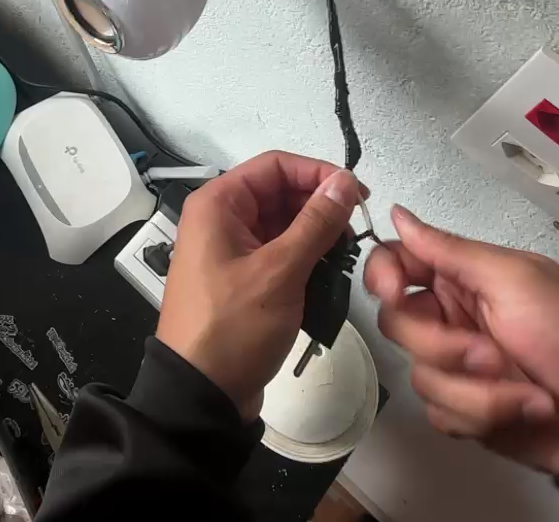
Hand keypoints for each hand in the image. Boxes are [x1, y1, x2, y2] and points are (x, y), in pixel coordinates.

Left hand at [157, 151, 363, 417]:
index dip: (318, 173)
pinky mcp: (242, 276)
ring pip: (283, 223)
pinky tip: (328, 274)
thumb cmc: (233, 326)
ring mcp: (230, 248)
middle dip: (319, 206)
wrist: (201, 394)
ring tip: (346, 256)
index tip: (357, 193)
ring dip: (315, 234)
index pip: (275, 165)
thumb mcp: (279, 271)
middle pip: (280, 193)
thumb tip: (344, 181)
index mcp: (218, 203)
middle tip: (356, 230)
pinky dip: (304, 258)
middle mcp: (221, 217)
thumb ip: (315, 223)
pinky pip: (278, 251)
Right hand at [364, 206, 558, 473]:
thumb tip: (395, 211)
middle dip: (445, 347)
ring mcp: (455, 365)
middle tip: (492, 355)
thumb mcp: (516, 280)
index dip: (382, 276)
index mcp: (460, 276)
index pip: (394, 261)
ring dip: (475, 391)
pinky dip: (480, 416)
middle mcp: (449, 315)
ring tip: (525, 392)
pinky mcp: (465, 408)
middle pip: (397, 323)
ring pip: (419, 374)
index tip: (395, 294)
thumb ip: (450, 250)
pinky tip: (521, 412)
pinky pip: (438, 412)